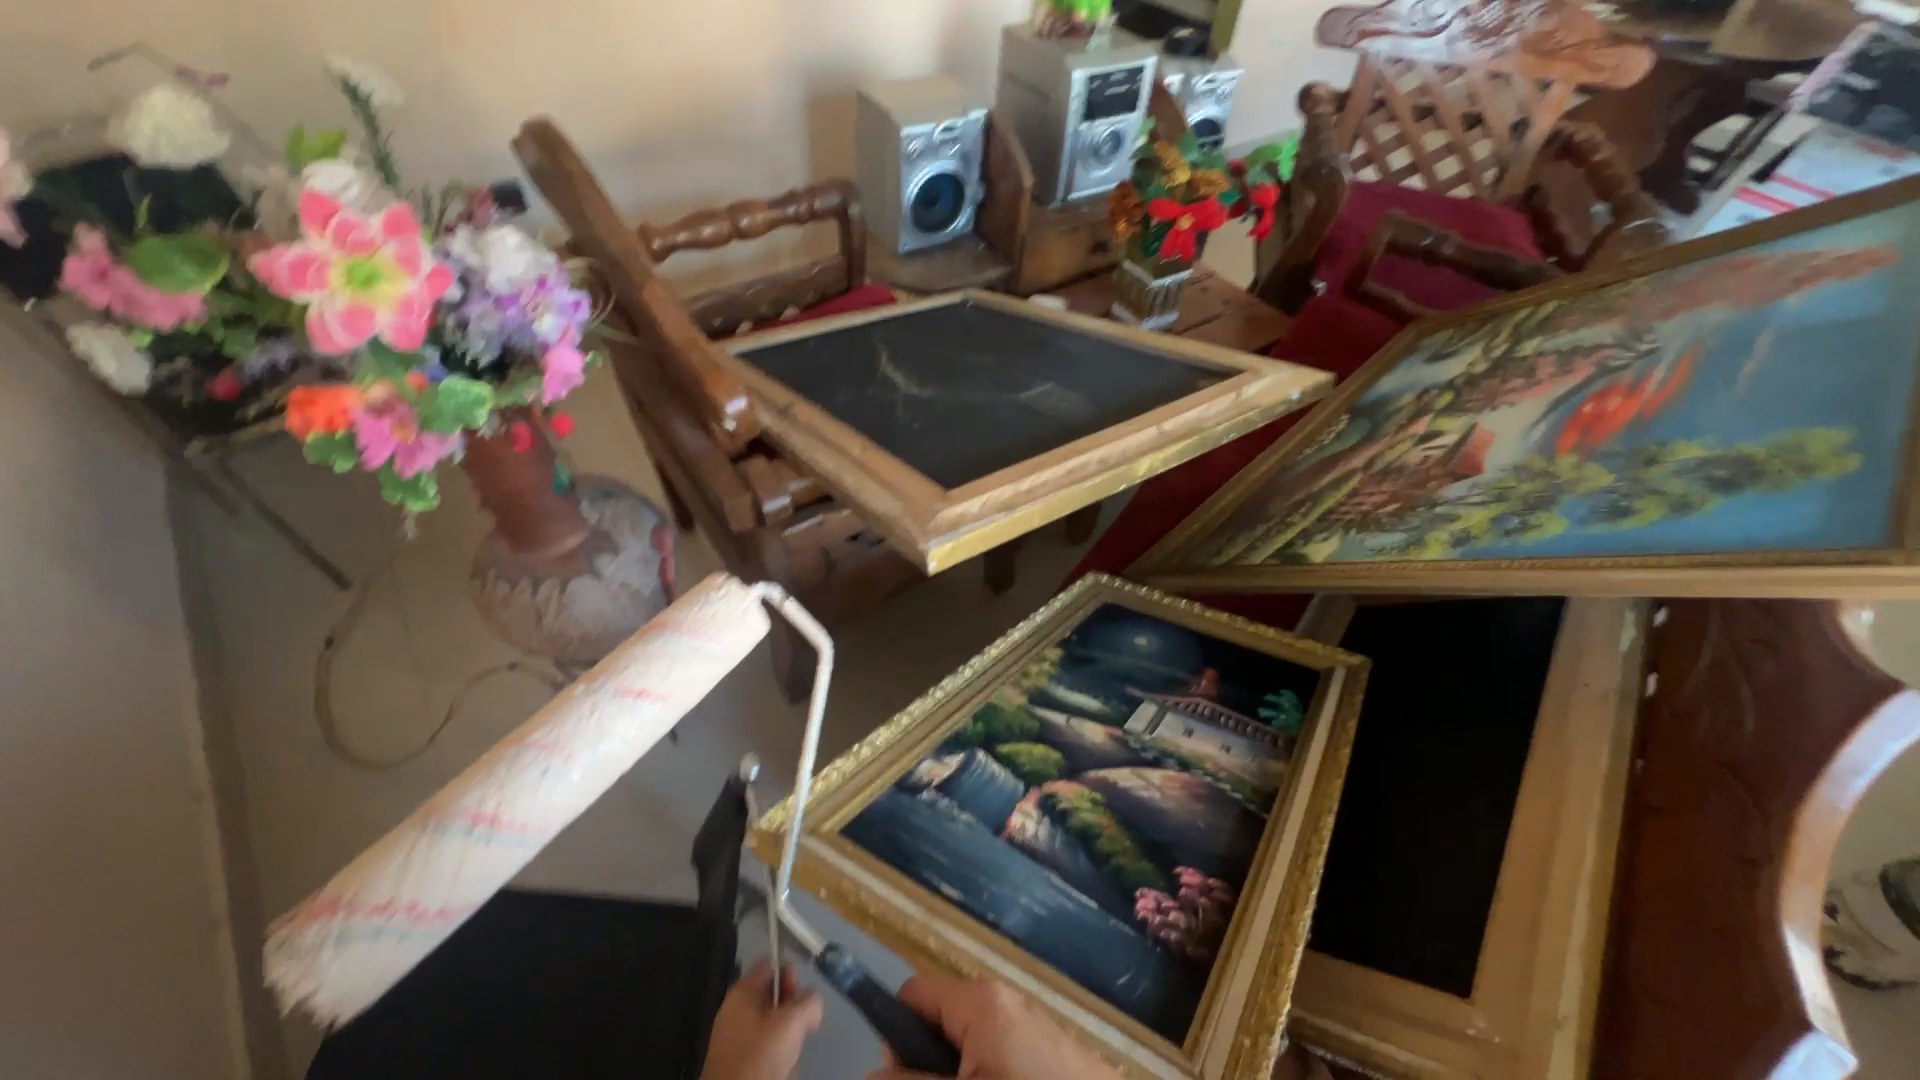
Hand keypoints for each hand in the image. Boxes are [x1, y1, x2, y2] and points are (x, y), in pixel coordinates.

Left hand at [702, 961, 825, 1079]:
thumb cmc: (759, 1055)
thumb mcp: (792, 1022)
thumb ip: (809, 1002)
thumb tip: (812, 1001)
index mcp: (742, 992)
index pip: (770, 964)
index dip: (789, 973)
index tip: (800, 994)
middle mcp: (736, 1009)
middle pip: (773, 995)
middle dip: (792, 1010)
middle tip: (799, 1026)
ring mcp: (736, 1035)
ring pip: (773, 1024)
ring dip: (788, 1036)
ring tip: (790, 1053)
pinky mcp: (739, 1059)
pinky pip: (766, 1046)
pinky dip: (778, 1054)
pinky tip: (782, 1067)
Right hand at [866, 974, 1121, 1079]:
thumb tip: (871, 1073)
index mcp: (980, 1000)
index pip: (912, 993)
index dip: (896, 1036)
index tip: (905, 1077)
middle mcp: (1004, 998)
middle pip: (941, 1019)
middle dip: (930, 1061)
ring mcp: (1032, 1022)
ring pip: (972, 1042)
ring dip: (960, 1071)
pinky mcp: (1053, 1048)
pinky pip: (1003, 1053)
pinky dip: (991, 1072)